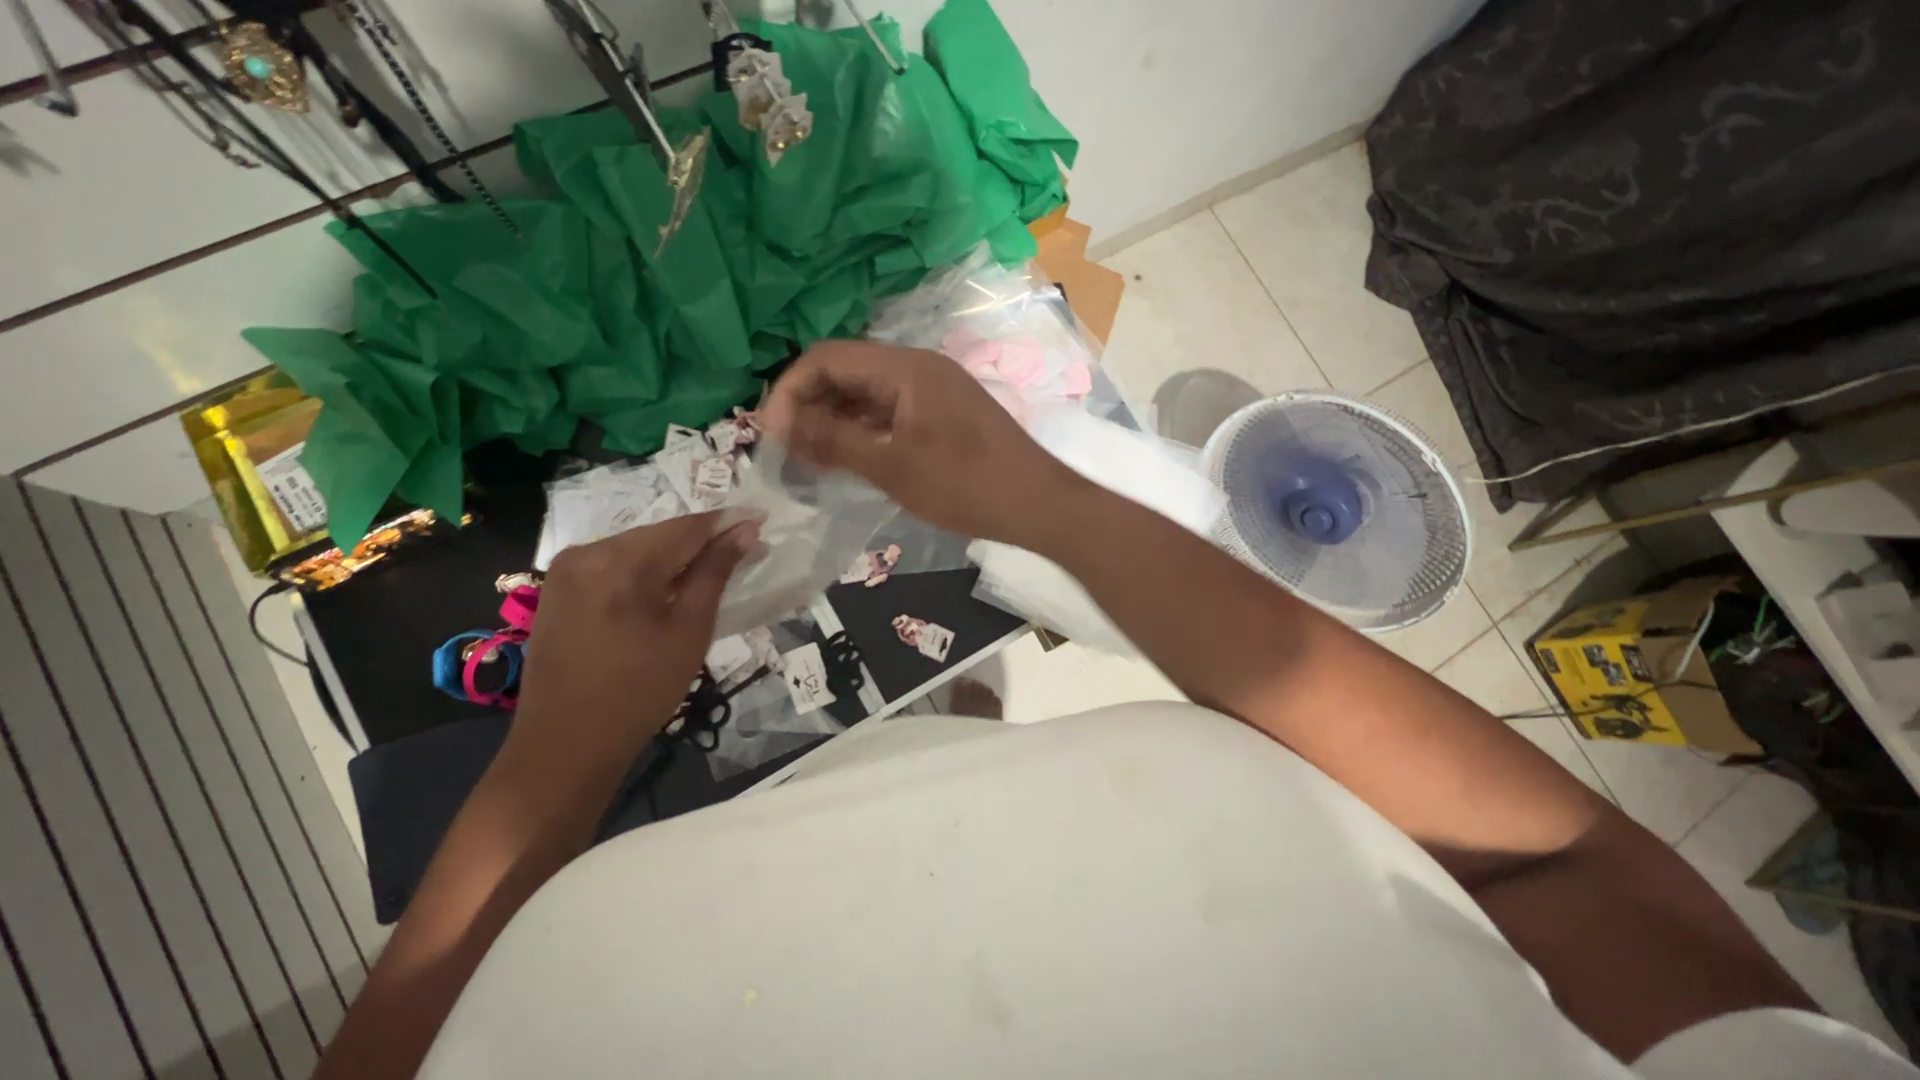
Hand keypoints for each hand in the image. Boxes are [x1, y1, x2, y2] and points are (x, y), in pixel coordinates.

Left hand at [511, 512, 758, 755]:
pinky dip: (644, 571)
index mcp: (620, 561)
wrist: (565, 746)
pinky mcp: (558, 590)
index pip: (685, 527)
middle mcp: (587, 551)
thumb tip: (745, 532)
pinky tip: (667, 586)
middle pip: (658, 535)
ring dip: (673, 556)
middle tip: (744, 547)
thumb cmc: (639, 693)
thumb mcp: (689, 633)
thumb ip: (715, 574)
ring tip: (712, 568)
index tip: (761, 519)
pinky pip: (612, 566)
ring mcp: (566, 570)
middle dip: (702, 541)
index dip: (726, 522)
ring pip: (635, 549)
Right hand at [762, 341, 1082, 544]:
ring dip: (833, 421)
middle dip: (809, 405)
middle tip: (785, 450)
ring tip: (808, 461)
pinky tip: (845, 461)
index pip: (827, 358)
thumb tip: (779, 424)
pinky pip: (889, 411)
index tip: (770, 434)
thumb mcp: (891, 465)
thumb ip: (833, 440)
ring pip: (866, 394)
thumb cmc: (965, 484)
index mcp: (904, 367)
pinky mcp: (942, 413)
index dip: (790, 390)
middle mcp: (917, 367)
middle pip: (845, 371)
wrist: (1038, 503)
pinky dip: (862, 431)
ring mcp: (933, 389)